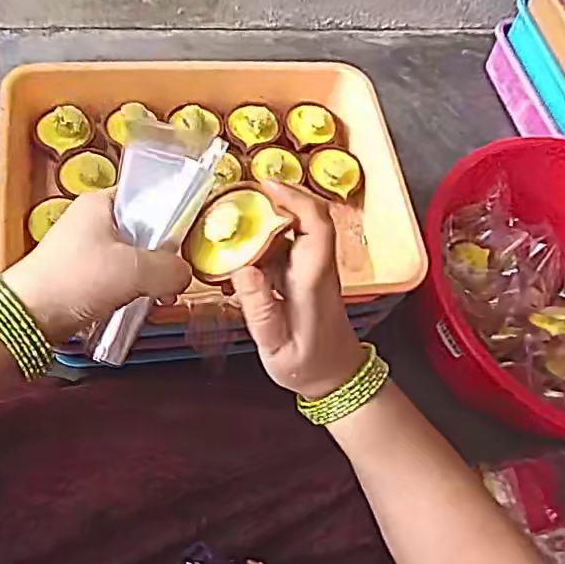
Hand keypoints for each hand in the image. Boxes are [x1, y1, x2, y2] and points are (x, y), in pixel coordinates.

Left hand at [0, 189, 193, 343]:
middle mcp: (93, 221)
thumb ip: (170, 268)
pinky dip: (133, 291)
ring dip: (150, 278)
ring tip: (160, 297)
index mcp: (102, 203)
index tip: (188, 240)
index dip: (172, 216)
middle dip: (163, 257)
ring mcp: (87, 250)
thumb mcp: (134, 269)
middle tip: (174, 278)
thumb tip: (184, 274)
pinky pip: (120, 278)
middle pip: (144, 232)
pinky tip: (141, 305)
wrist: (30, 315)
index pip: (148, 197)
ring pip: (134, 258)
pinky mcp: (84, 277)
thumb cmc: (78, 280)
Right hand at [230, 182, 367, 398]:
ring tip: (230, 226)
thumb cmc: (308, 366)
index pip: (316, 225)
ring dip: (264, 223)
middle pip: (304, 218)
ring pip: (292, 233)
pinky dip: (261, 246)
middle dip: (274, 201)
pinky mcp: (303, 277)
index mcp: (313, 281)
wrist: (334, 378)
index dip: (294, 198)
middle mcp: (316, 269)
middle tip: (237, 198)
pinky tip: (238, 260)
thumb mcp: (276, 347)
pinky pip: (284, 250)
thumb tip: (242, 270)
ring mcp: (312, 271)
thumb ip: (260, 310)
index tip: (266, 186)